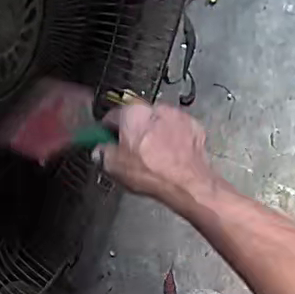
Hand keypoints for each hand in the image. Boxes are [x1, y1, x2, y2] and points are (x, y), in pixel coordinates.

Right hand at [97, 93, 222, 210]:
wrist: (188, 184)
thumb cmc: (155, 174)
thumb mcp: (115, 168)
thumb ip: (104, 154)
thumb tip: (100, 152)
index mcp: (132, 113)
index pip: (112, 116)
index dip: (106, 130)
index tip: (105, 138)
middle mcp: (155, 109)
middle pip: (138, 118)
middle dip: (134, 133)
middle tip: (131, 153)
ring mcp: (177, 117)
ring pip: (159, 123)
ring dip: (155, 135)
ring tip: (153, 159)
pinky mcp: (193, 127)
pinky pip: (177, 131)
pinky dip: (173, 141)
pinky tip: (169, 158)